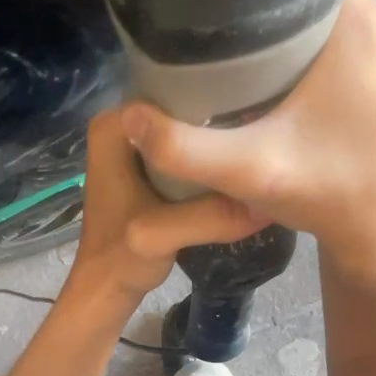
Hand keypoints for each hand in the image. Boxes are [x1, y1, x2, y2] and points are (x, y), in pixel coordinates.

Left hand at [65, 110, 269, 304]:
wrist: (105, 289)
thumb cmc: (120, 258)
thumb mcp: (162, 236)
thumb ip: (209, 217)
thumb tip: (268, 203)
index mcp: (114, 126)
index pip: (174, 86)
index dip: (218, 93)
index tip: (262, 105)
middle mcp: (122, 124)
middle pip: (185, 103)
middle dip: (225, 114)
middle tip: (270, 124)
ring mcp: (136, 143)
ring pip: (189, 126)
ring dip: (221, 136)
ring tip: (266, 137)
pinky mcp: (149, 163)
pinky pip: (188, 146)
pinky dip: (211, 155)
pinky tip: (245, 159)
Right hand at [120, 0, 375, 289]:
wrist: (374, 232)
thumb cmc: (327, 192)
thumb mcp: (250, 172)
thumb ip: (185, 148)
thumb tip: (126, 116)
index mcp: (352, 21)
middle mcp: (366, 18)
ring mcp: (364, 41)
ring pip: (303, 1)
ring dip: (260, 6)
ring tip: (203, 13)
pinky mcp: (357, 64)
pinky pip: (311, 27)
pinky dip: (276, 30)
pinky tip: (234, 49)